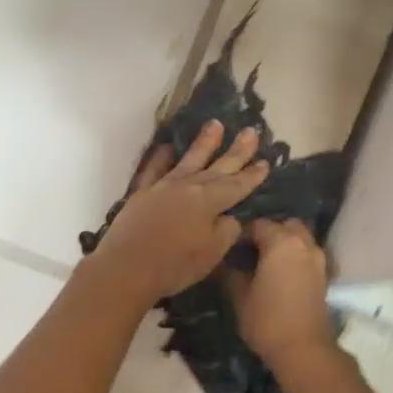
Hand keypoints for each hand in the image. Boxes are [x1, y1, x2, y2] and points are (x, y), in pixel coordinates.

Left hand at [90, 120, 268, 298]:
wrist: (126, 268)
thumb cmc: (173, 266)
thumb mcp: (211, 254)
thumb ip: (226, 232)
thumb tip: (231, 217)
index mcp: (209, 202)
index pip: (237, 185)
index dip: (252, 175)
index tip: (266, 162)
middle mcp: (188, 187)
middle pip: (217, 167)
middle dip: (236, 151)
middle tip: (250, 131)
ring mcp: (163, 188)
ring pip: (188, 160)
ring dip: (204, 143)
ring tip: (215, 124)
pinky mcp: (141, 194)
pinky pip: (153, 169)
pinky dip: (161, 157)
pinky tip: (166, 147)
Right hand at [233, 219, 332, 368]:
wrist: (303, 348)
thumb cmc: (267, 320)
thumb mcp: (240, 298)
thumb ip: (233, 274)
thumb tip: (227, 264)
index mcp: (281, 243)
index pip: (259, 225)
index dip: (242, 234)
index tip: (230, 249)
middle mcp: (303, 244)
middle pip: (286, 226)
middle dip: (270, 233)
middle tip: (251, 252)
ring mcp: (318, 260)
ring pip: (300, 240)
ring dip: (285, 245)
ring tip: (266, 264)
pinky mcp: (324, 277)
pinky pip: (307, 256)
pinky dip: (295, 259)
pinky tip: (280, 276)